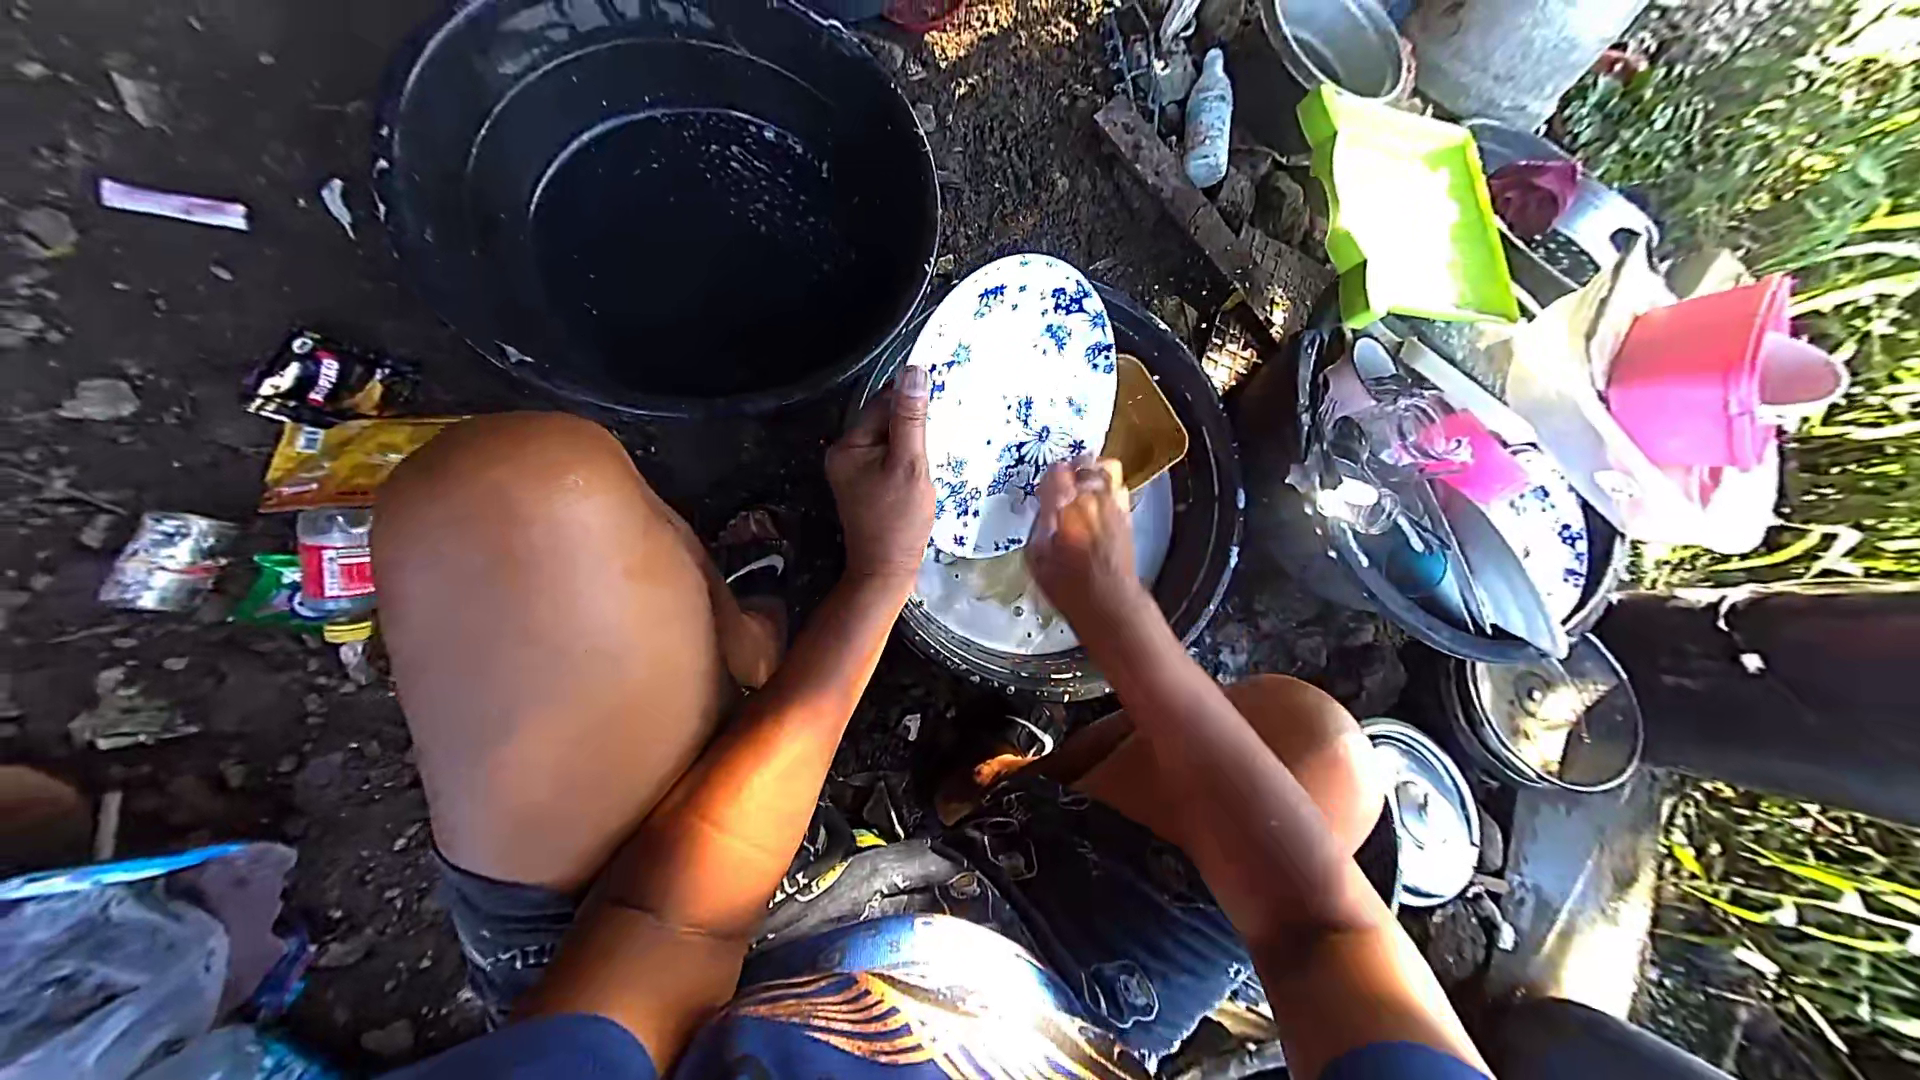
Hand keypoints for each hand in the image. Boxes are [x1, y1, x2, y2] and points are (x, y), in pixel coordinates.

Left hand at [826, 365, 934, 588]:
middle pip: (884, 420)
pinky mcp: (866, 485)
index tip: (943, 395)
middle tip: (947, 423)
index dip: (912, 398)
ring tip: (940, 444)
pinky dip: (908, 457)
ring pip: (889, 439)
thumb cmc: (898, 521)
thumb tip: (914, 371)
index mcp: (849, 445)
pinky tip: (927, 464)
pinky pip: (889, 458)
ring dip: (913, 439)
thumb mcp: (910, 466)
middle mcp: (845, 453)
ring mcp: (854, 471)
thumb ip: (911, 419)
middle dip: (913, 420)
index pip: (883, 404)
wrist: (886, 570)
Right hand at [1024, 458, 1154, 628]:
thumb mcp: (1037, 557)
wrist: (1109, 602)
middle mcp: (1092, 499)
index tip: (1043, 487)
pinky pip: (1118, 487)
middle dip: (1071, 469)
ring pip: (1106, 469)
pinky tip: (1098, 501)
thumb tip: (1043, 512)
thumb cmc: (1070, 586)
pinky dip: (1107, 487)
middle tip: (1062, 481)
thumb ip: (1039, 526)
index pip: (1056, 471)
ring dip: (1092, 473)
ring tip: (1082, 485)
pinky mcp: (1126, 515)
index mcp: (1065, 506)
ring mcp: (1113, 504)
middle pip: (1084, 463)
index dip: (1048, 476)